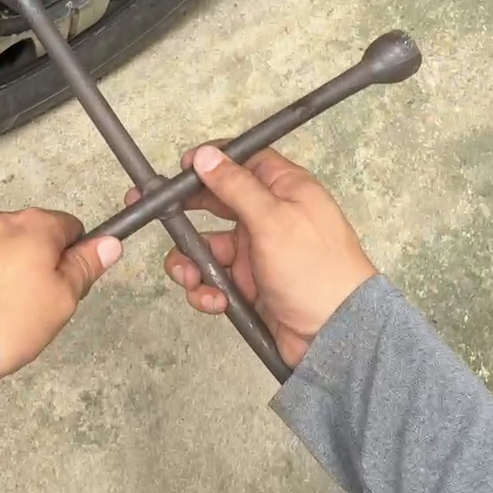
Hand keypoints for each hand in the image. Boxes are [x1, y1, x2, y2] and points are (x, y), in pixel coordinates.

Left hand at [0, 209, 122, 378]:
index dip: (75, 258)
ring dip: (4, 271)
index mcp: (36, 226)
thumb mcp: (62, 300)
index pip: (72, 228)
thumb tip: (109, 244)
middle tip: (34, 307)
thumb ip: (85, 267)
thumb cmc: (2, 318)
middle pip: (33, 237)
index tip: (67, 285)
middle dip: (37, 266)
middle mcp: (0, 219)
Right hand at [137, 145, 376, 367]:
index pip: (244, 161)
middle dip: (186, 211)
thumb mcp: (273, 220)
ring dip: (192, 261)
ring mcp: (257, 252)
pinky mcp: (248, 284)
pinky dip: (206, 289)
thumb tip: (207, 156)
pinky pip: (213, 278)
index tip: (183, 168)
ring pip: (206, 245)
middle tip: (160, 214)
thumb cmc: (318, 272)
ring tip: (192, 277)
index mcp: (285, 191)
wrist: (333, 336)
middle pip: (216, 202)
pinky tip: (216, 300)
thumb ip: (236, 185)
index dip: (213, 162)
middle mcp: (270, 217)